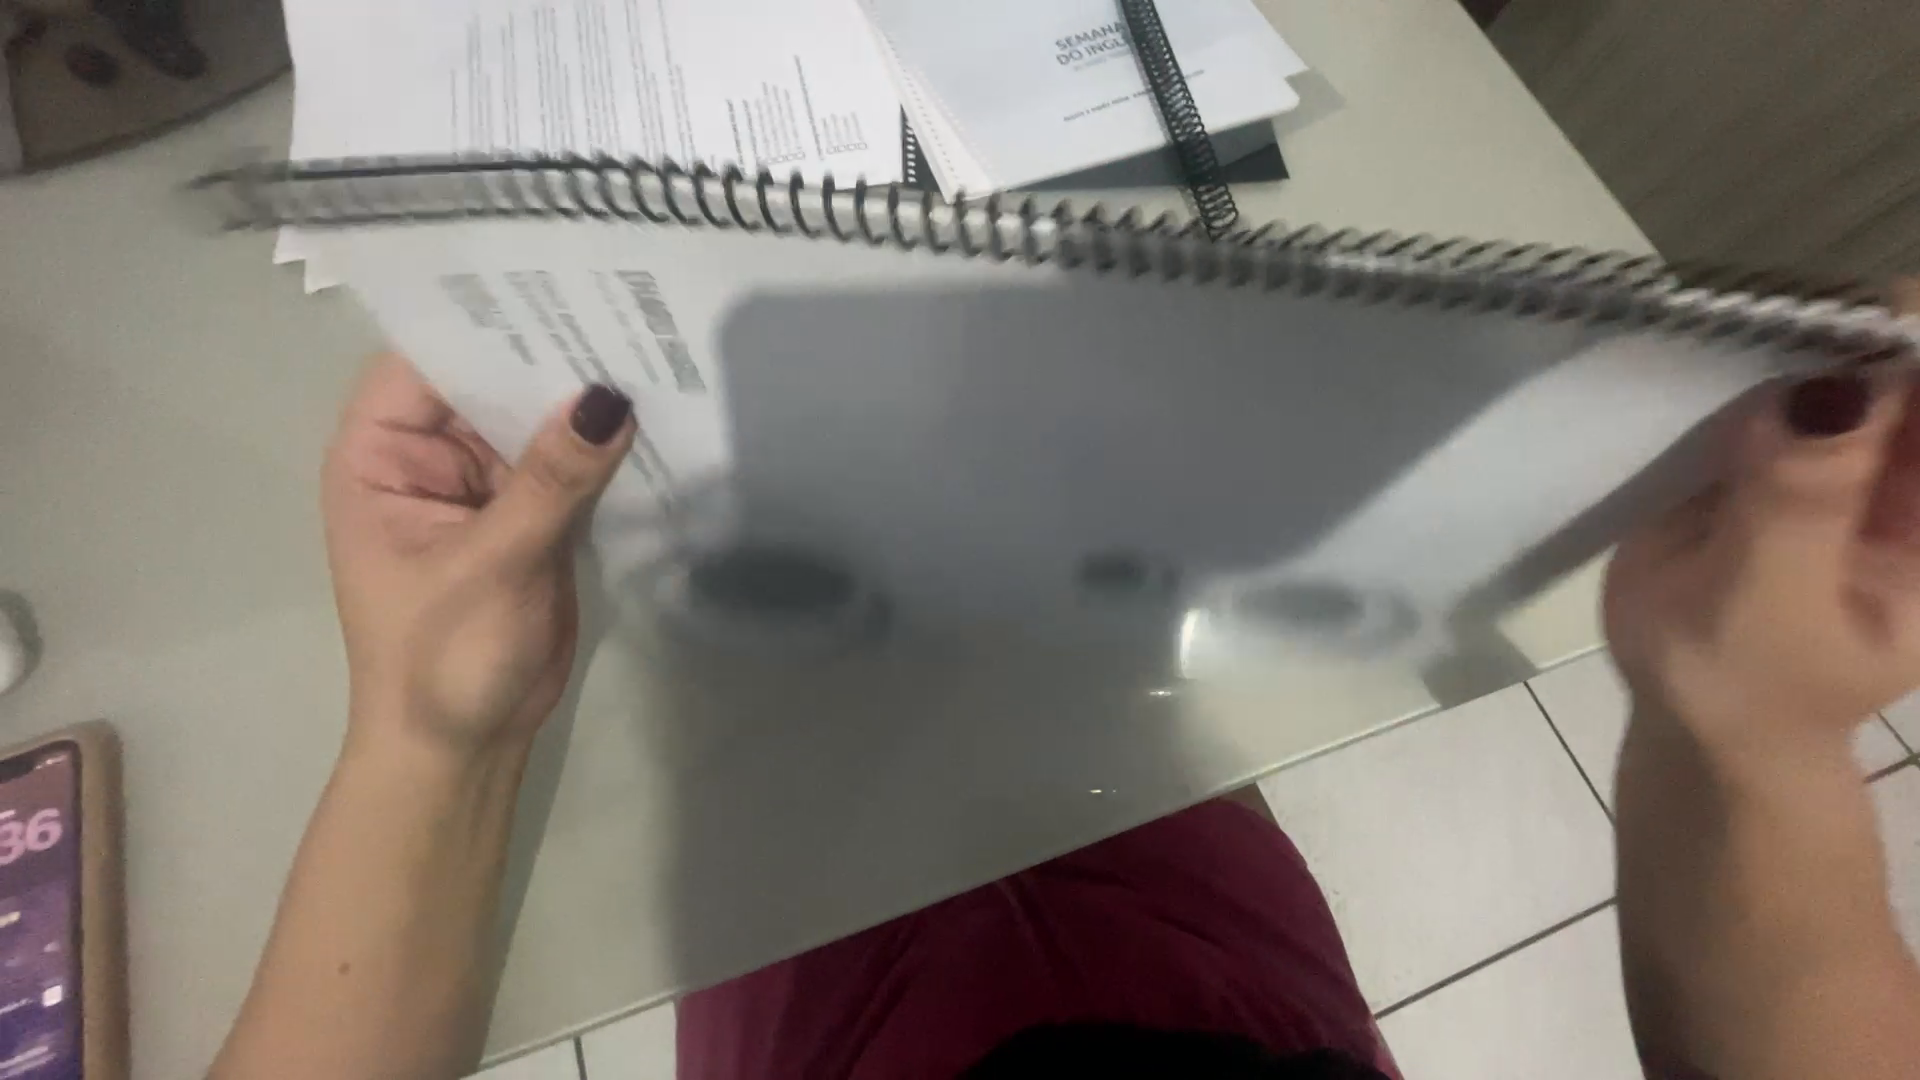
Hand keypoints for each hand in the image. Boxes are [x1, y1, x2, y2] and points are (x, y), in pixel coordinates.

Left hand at [322, 354, 634, 755]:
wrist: (469, 738)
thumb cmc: (444, 656)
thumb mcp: (493, 562)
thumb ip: (550, 481)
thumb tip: (609, 400)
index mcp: (384, 457)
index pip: (428, 363)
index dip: (485, 325)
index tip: (557, 291)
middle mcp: (435, 461)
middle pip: (493, 389)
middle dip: (551, 362)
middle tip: (626, 318)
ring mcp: (492, 490)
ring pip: (540, 428)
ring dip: (586, 407)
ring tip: (652, 357)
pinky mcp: (538, 519)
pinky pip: (573, 469)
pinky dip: (606, 453)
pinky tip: (655, 424)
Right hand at [1605, 290, 1919, 754]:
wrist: (1698, 713)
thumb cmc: (1740, 676)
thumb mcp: (1767, 601)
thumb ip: (1797, 506)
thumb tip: (1822, 392)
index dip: (1912, 344)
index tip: (1849, 314)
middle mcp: (1902, 476)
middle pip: (1897, 371)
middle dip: (1842, 333)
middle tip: (1753, 323)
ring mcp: (1835, 467)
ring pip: (1831, 374)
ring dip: (1777, 349)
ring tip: (1712, 339)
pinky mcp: (1766, 468)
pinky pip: (1764, 403)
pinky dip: (1730, 381)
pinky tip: (1688, 377)